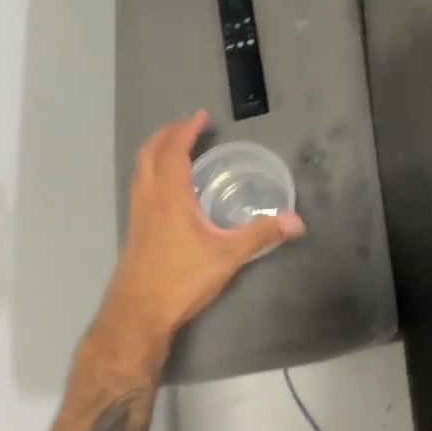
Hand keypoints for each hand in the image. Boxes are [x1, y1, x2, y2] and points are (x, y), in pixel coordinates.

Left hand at [105, 110, 304, 337]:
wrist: (136, 316)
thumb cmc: (181, 279)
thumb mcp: (227, 256)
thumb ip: (261, 234)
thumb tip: (297, 221)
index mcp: (170, 197)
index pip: (173, 151)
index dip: (186, 130)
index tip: (200, 115)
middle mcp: (149, 199)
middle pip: (148, 154)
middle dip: (167, 134)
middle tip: (187, 124)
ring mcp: (138, 215)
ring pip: (140, 170)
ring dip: (156, 152)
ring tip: (176, 148)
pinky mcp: (134, 231)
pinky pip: (141, 187)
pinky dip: (153, 172)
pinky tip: (169, 188)